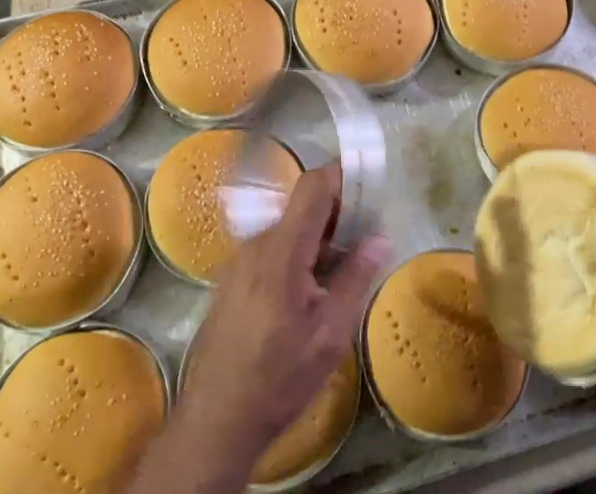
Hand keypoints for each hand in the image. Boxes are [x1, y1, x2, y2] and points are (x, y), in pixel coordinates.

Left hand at [180, 167, 391, 450]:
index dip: (343, 175)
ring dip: (320, 233)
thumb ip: (355, 279)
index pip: (312, 188)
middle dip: (338, 209)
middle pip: (301, 206)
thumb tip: (380, 238)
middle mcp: (256, 247)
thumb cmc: (279, 378)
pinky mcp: (232, 281)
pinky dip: (299, 251)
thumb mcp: (330, 334)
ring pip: (287, 229)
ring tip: (349, 260)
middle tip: (370, 230)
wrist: (216, 420)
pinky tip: (316, 285)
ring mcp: (239, 263)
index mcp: (281, 252)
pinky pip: (272, 249)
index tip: (372, 179)